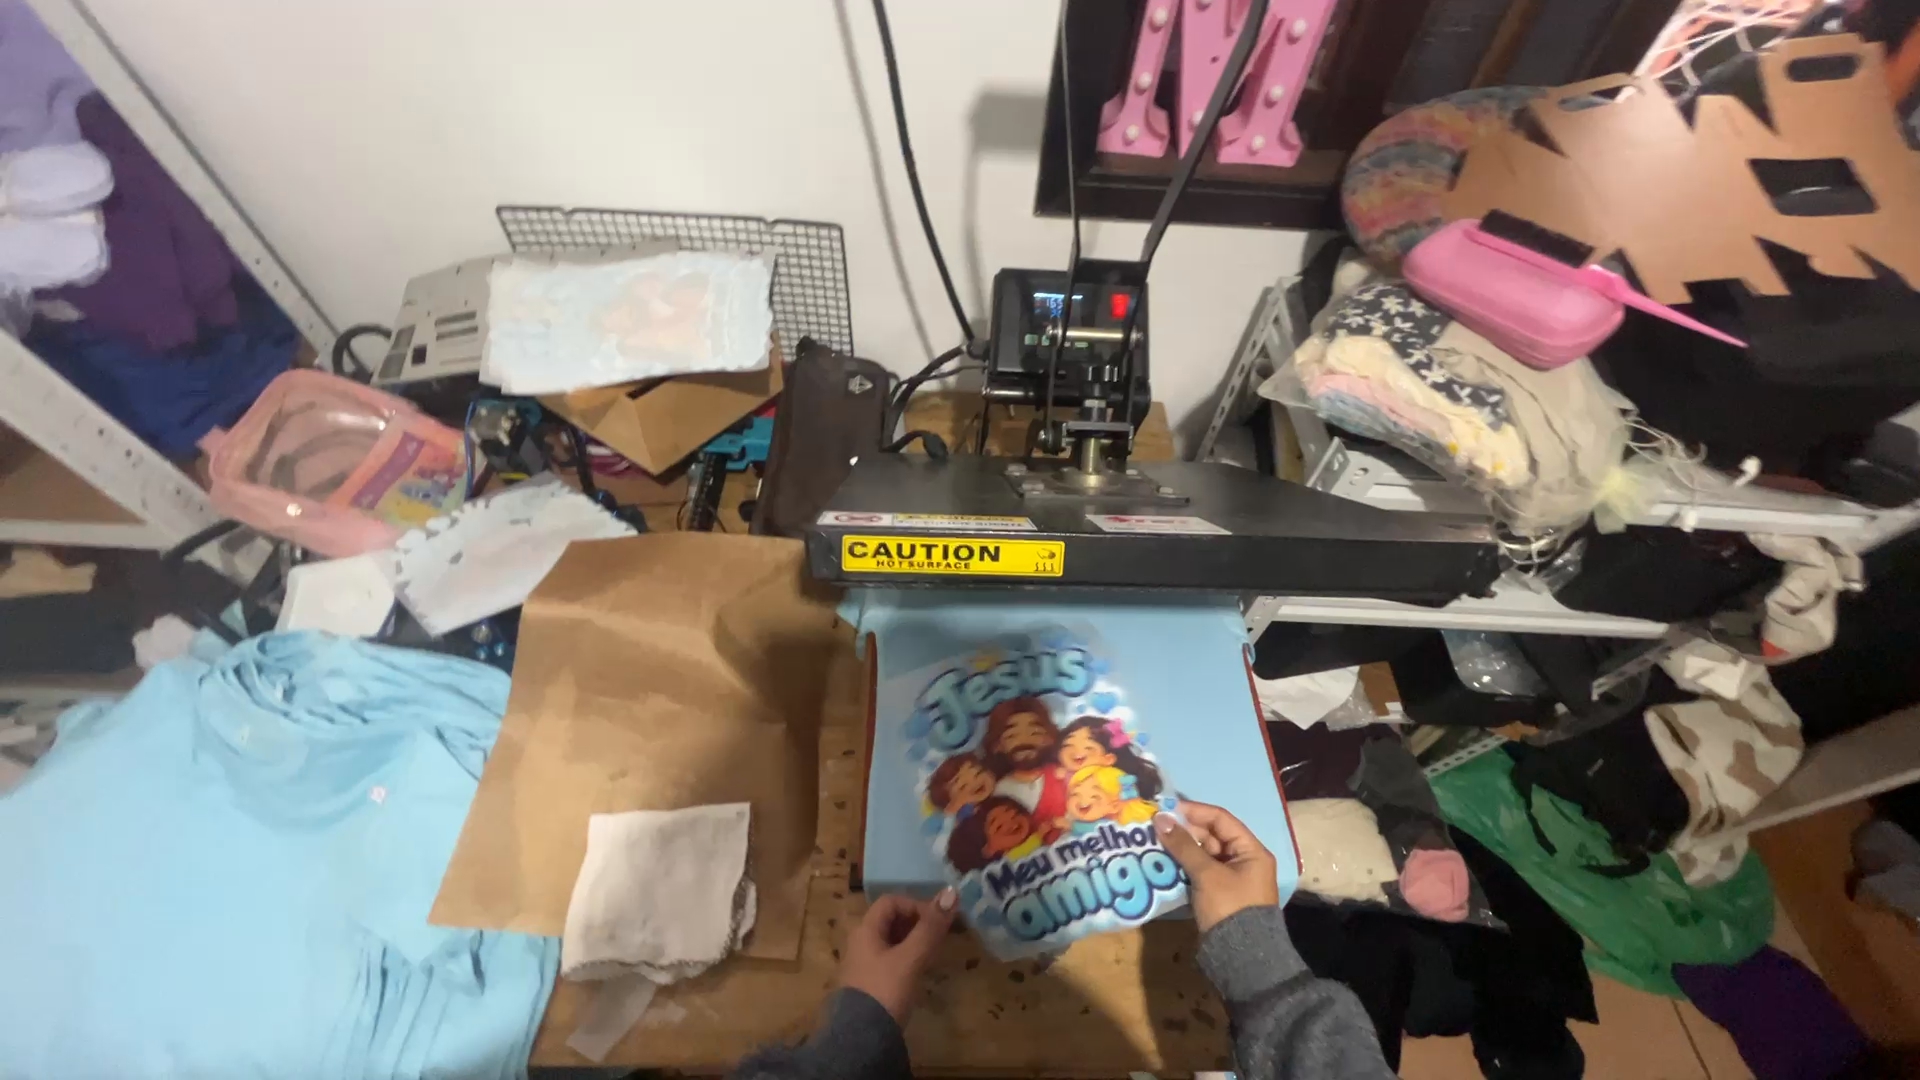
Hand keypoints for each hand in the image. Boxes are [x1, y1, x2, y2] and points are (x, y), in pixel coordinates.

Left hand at [838, 889, 956, 1023]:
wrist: (860, 1042)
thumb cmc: (885, 991)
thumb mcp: (911, 958)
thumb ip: (930, 927)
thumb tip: (952, 890)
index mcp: (866, 929)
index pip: (892, 901)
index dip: (915, 905)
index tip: (936, 921)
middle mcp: (861, 942)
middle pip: (891, 920)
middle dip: (917, 923)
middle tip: (939, 936)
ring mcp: (863, 964)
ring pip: (892, 941)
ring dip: (913, 941)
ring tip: (932, 953)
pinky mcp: (868, 984)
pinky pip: (890, 960)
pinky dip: (907, 958)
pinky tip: (919, 972)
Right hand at [1156, 801, 1279, 934]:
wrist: (1242, 961)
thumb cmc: (1230, 908)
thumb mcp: (1207, 874)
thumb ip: (1184, 845)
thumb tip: (1160, 818)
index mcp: (1250, 851)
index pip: (1220, 819)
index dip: (1193, 810)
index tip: (1166, 808)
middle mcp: (1243, 860)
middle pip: (1210, 835)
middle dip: (1183, 830)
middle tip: (1155, 827)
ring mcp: (1231, 877)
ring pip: (1202, 853)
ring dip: (1180, 847)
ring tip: (1154, 842)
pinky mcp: (1218, 893)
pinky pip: (1199, 870)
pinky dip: (1182, 864)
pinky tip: (1162, 862)